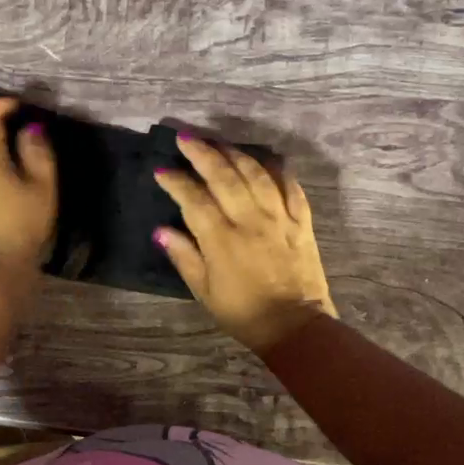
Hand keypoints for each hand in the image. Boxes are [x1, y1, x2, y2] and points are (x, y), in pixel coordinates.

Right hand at [154, 136, 336, 355]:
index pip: (194, 199)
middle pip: (224, 176)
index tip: (161, 171)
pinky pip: (291, 188)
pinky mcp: (301, 223)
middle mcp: (250, 221)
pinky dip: (277, 170)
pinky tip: (265, 161)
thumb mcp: (203, 291)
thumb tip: (162, 230)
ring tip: (219, 143)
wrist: (295, 326)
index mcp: (222, 240)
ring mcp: (279, 219)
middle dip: (202, 153)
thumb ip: (184, 256)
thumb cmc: (242, 312)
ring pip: (256, 174)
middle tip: (186, 137)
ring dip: (236, 154)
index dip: (176, 182)